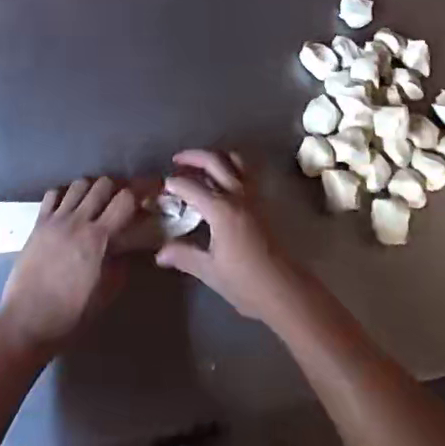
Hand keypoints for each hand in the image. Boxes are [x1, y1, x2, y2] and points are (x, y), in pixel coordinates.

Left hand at [0, 176, 137, 354]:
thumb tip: (128, 248)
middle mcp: (78, 221)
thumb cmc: (70, 314)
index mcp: (98, 239)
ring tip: (95, 202)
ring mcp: (56, 219)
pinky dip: (65, 194)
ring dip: (92, 188)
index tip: (150, 192)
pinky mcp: (38, 223)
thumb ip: (121, 265)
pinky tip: (69, 207)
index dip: (141, 191)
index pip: (125, 199)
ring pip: (79, 184)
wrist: (26, 322)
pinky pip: (53, 193)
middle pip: (103, 184)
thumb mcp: (106, 293)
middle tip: (121, 200)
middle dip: (117, 188)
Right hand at [155, 150, 311, 323]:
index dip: (175, 183)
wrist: (284, 289)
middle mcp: (238, 194)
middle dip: (193, 157)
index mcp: (221, 209)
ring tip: (202, 164)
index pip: (192, 186)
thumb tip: (159, 253)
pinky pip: (247, 171)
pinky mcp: (265, 201)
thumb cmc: (245, 282)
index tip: (163, 186)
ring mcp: (255, 195)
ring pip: (235, 160)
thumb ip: (183, 255)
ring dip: (216, 156)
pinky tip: (226, 178)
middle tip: (177, 160)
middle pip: (214, 161)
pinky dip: (233, 165)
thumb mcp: (209, 271)